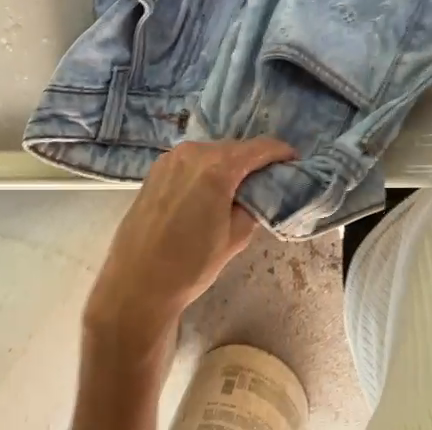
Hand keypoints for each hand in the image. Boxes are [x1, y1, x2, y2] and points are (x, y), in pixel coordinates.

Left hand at [85, 138, 296, 344]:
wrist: (136, 283)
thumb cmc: (190, 264)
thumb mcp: (235, 237)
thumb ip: (253, 206)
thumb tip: (259, 192)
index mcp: (216, 166)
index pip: (259, 148)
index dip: (281, 154)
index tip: (294, 163)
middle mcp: (193, 152)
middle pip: (234, 148)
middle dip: (253, 162)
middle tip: (268, 182)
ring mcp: (170, 158)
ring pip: (211, 154)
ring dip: (228, 166)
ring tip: (239, 190)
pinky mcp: (156, 170)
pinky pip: (191, 162)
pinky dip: (205, 171)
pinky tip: (209, 193)